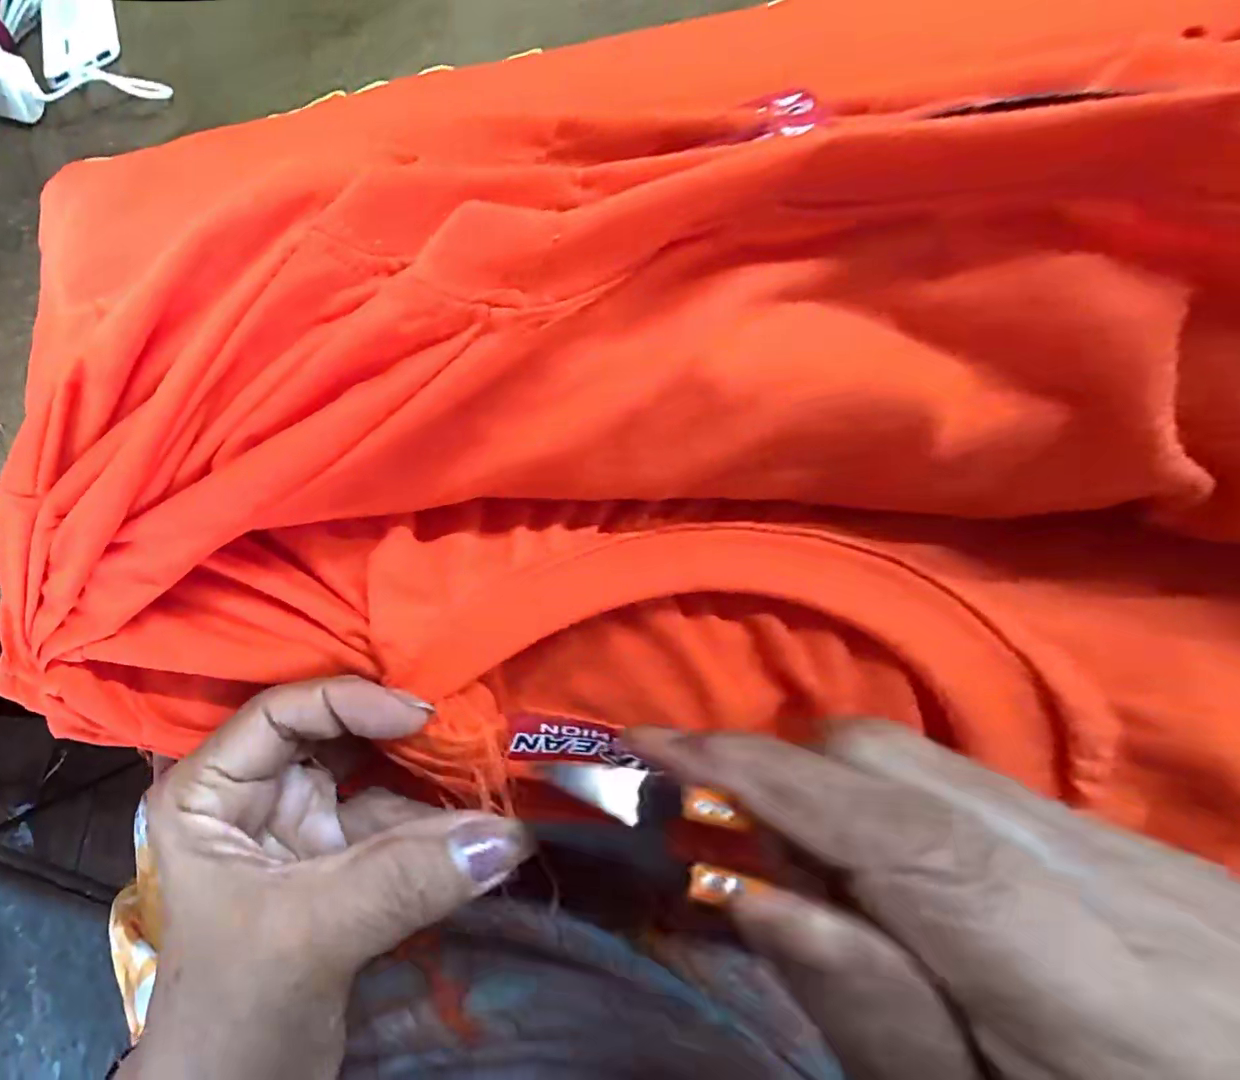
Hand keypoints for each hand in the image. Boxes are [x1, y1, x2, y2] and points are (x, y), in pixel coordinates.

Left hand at [118, 677, 531, 1079]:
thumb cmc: (237, 1009)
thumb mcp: (308, 933)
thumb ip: (400, 881)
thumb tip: (503, 838)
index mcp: (207, 789)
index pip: (276, 714)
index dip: (346, 701)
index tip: (417, 712)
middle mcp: (248, 792)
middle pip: (325, 737)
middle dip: (391, 733)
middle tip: (460, 731)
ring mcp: (293, 824)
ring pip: (363, 780)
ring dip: (423, 781)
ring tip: (487, 775)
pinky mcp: (331, 861)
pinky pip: (387, 827)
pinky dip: (433, 829)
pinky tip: (483, 829)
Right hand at [629, 719, 1239, 1079]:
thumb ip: (869, 1016)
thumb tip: (742, 890)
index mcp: (1121, 1011)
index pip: (906, 839)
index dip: (762, 776)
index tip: (646, 746)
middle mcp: (1148, 901)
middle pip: (894, 763)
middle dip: (776, 773)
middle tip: (720, 829)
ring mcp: (1158, 860)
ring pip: (922, 759)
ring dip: (823, 788)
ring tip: (804, 862)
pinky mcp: (1149, 849)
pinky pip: (964, 782)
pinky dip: (883, 804)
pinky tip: (891, 878)